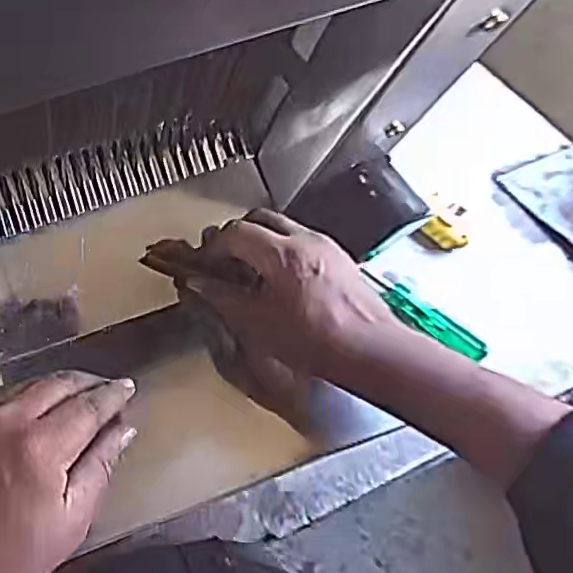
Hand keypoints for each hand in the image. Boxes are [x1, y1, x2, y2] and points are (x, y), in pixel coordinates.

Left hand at [0, 372, 136, 572]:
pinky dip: (30, 396)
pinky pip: (5, 397)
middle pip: (58, 384)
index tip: (129, 387)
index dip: (113, 395)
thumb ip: (99, 467)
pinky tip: (41, 410)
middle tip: (110, 390)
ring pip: (30, 386)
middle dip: (88, 383)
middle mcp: (9, 421)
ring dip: (59, 386)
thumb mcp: (71, 521)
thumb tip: (122, 431)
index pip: (88, 405)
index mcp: (40, 445)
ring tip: (82, 397)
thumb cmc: (11, 560)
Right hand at [175, 209, 399, 380]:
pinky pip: (302, 241)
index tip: (204, 262)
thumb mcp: (255, 321)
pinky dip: (281, 250)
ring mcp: (326, 247)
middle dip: (235, 235)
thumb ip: (222, 296)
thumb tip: (200, 283)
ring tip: (248, 271)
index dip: (213, 247)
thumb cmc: (319, 341)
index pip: (235, 232)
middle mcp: (306, 241)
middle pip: (258, 218)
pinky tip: (276, 280)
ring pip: (282, 227)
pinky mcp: (340, 259)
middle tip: (223, 259)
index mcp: (282, 253)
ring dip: (259, 241)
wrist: (372, 354)